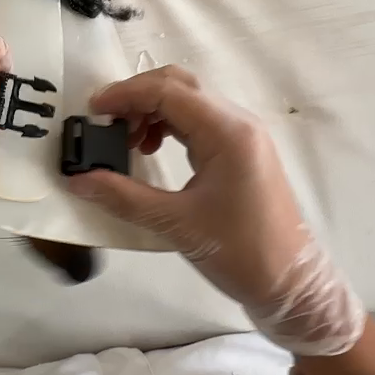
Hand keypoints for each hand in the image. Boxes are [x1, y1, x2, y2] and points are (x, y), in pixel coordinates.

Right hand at [65, 66, 367, 356]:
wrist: (297, 289)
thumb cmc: (242, 255)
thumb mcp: (177, 225)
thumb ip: (123, 197)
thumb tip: (78, 181)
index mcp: (227, 132)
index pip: (166, 91)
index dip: (125, 95)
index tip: (92, 112)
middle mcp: (237, 122)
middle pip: (178, 85)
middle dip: (136, 96)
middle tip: (104, 121)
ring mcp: (242, 135)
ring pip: (187, 100)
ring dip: (150, 109)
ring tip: (124, 139)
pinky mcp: (240, 150)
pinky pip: (197, 119)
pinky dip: (167, 124)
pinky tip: (149, 148)